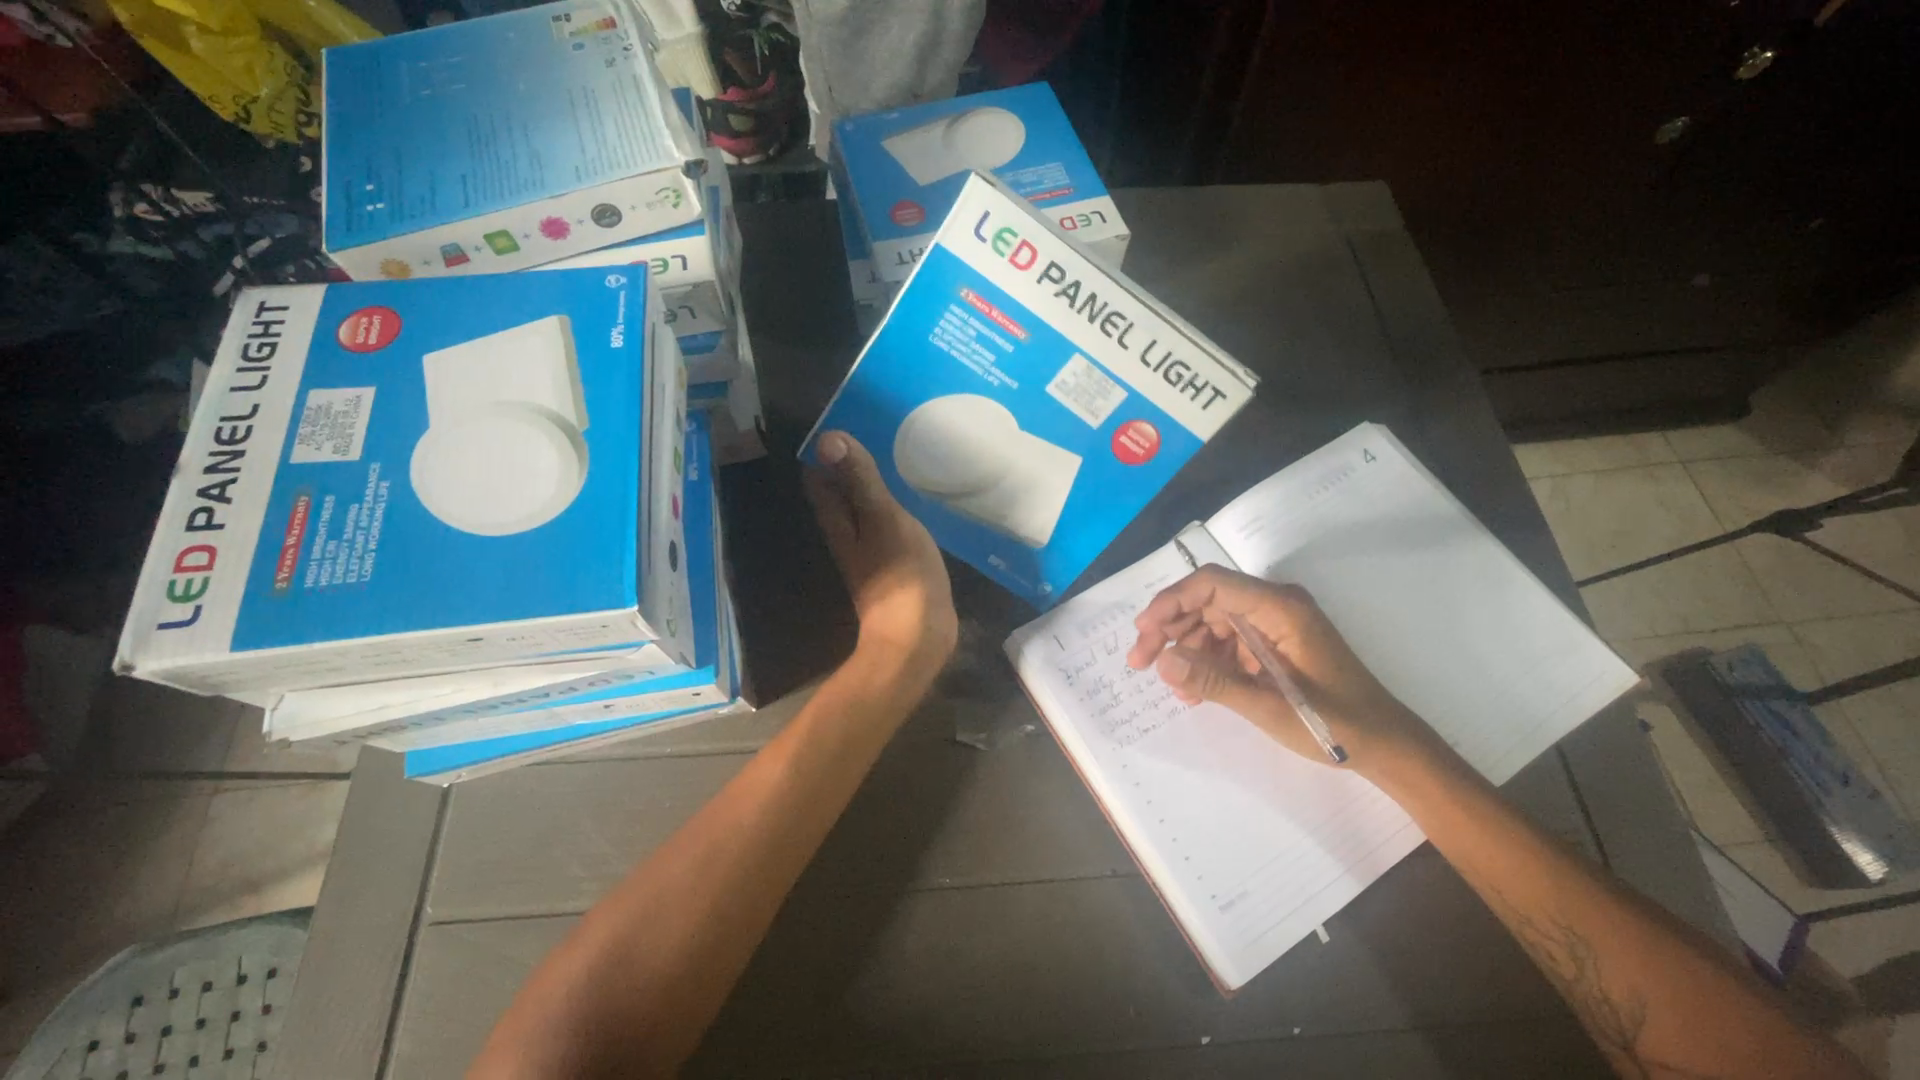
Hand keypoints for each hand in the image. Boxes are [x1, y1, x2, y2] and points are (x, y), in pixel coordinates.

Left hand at [805, 431, 957, 670]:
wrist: (917, 638)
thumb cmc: (900, 574)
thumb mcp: (883, 518)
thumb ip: (860, 480)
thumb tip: (826, 437)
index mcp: (838, 522)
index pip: (818, 479)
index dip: (822, 452)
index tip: (835, 422)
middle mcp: (846, 537)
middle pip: (837, 496)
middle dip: (844, 467)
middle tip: (863, 432)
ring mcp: (869, 554)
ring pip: (860, 512)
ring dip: (866, 488)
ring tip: (885, 458)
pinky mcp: (893, 567)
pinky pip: (884, 528)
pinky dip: (887, 510)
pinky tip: (905, 501)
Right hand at [1127, 565, 1446, 776]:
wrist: (1386, 744)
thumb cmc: (1336, 725)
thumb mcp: (1269, 707)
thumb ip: (1214, 681)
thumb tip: (1163, 660)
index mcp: (1280, 608)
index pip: (1212, 584)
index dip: (1171, 601)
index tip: (1143, 631)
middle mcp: (1276, 606)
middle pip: (1208, 601)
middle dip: (1170, 627)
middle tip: (1140, 662)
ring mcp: (1276, 624)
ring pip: (1213, 621)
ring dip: (1186, 649)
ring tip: (1172, 687)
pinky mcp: (1275, 644)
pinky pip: (1229, 641)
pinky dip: (1207, 662)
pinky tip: (1194, 690)